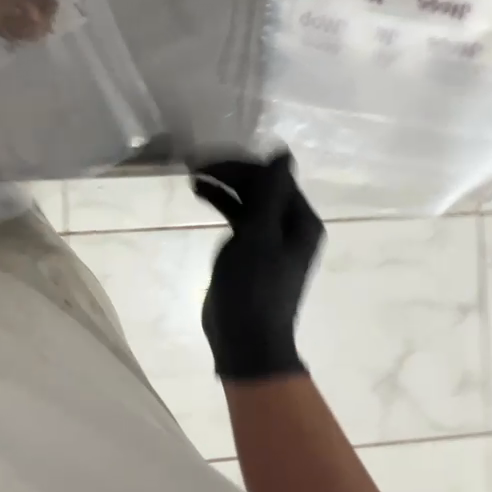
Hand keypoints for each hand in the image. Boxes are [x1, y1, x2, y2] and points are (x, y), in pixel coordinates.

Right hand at [191, 155, 324, 381]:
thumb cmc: (254, 287)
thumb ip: (270, 193)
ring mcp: (269, 238)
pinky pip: (237, 214)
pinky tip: (199, 193)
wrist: (245, 339)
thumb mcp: (260, 235)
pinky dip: (220, 202)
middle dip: (228, 171)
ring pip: (246, 198)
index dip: (238, 163)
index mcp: (300, 220)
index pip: (271, 176)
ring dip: (222, 184)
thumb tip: (282, 152)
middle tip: (191, 165)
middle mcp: (289, 225)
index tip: (202, 160)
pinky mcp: (250, 249)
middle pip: (259, 185)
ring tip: (191, 175)